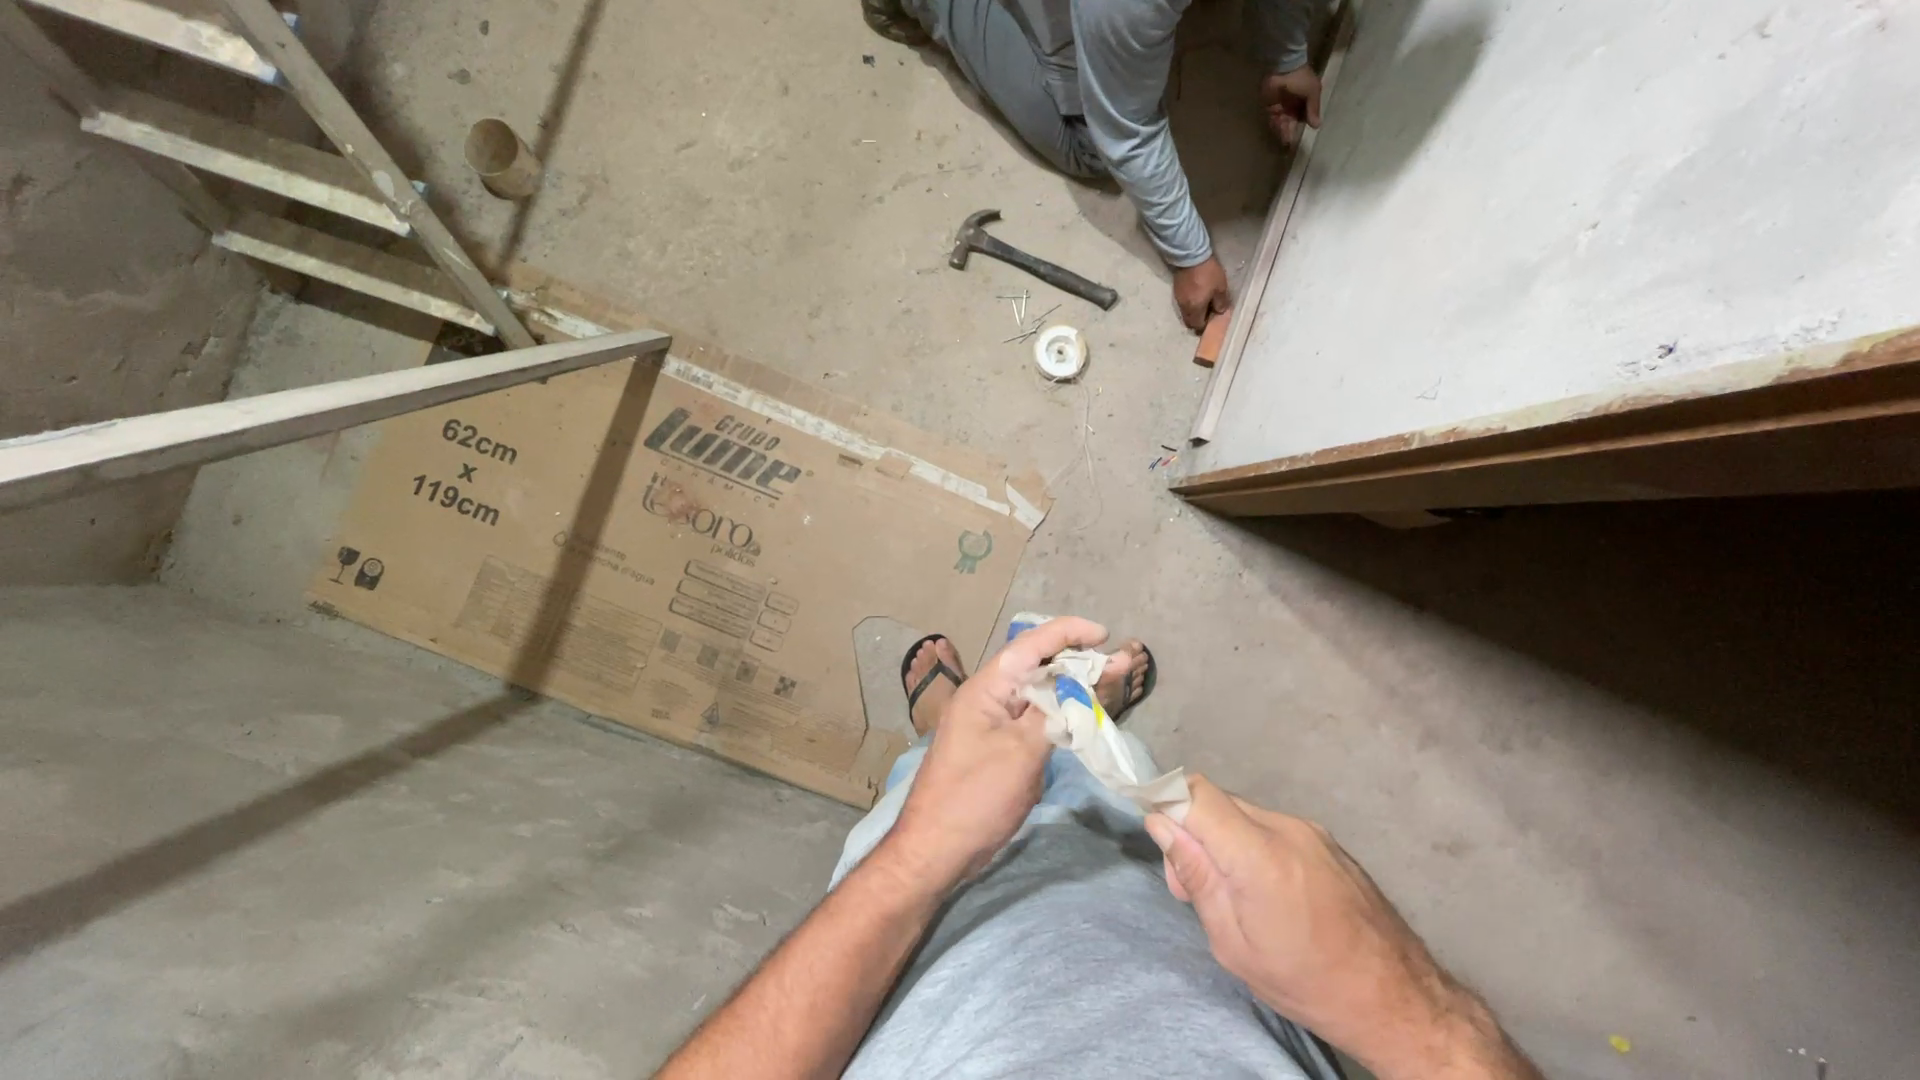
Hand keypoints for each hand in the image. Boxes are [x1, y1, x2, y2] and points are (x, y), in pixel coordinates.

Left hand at [883, 617, 1109, 889]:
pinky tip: (1079, 719)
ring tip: (1105, 687)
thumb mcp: (1022, 752)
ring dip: (1068, 687)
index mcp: (985, 688)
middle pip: (1035, 665)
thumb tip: (1079, 683)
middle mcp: (986, 698)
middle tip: (1116, 667)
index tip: (1105, 635)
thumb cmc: (976, 797)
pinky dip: (1057, 715)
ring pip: (1035, 694)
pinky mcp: (995, 748)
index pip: (1030, 645)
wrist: (936, 849)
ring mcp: (989, 724)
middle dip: (1075, 660)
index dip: (1068, 632)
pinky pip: (1030, 719)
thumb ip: (1054, 713)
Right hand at [1145, 777, 1540, 1079]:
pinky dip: (1250, 845)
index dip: (1165, 800)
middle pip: (1215, 800)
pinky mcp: (1326, 840)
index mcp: (1259, 853)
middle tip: (1192, 887)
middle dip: (1190, 830)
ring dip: (1220, 839)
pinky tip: (1266, 892)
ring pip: (1241, 812)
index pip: (1195, 792)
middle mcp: (1285, 826)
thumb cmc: (1307, 982)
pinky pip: (1269, 825)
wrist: (1400, 999)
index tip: (1155, 835)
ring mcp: (1311, 830)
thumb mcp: (1233, 943)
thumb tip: (1161, 822)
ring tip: (1233, 896)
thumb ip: (1196, 876)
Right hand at [1172, 256, 1230, 332]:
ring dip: (1193, 312)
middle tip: (1207, 313)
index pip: (1197, 325)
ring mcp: (1179, 299)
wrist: (1190, 257)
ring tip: (1202, 303)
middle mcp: (1185, 308)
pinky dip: (1190, 303)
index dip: (1205, 325)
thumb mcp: (1220, 288)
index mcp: (1195, 309)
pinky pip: (1183, 303)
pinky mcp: (1176, 291)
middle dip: (1198, 321)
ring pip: (1186, 313)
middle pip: (1189, 321)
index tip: (1212, 319)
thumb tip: (1220, 312)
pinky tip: (1196, 294)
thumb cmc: (1207, 274)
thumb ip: (1221, 303)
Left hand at [1261, 65, 1322, 147]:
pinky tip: (1279, 132)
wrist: (1283, 66)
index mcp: (1306, 100)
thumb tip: (1317, 125)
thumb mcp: (1312, 91)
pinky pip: (1273, 120)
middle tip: (1290, 143)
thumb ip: (1313, 108)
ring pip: (1283, 123)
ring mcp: (1282, 106)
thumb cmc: (1300, 78)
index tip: (1301, 137)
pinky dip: (1275, 126)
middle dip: (1291, 132)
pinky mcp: (1271, 106)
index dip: (1303, 127)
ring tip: (1285, 141)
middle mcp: (1294, 105)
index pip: (1305, 117)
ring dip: (1283, 131)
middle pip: (1292, 122)